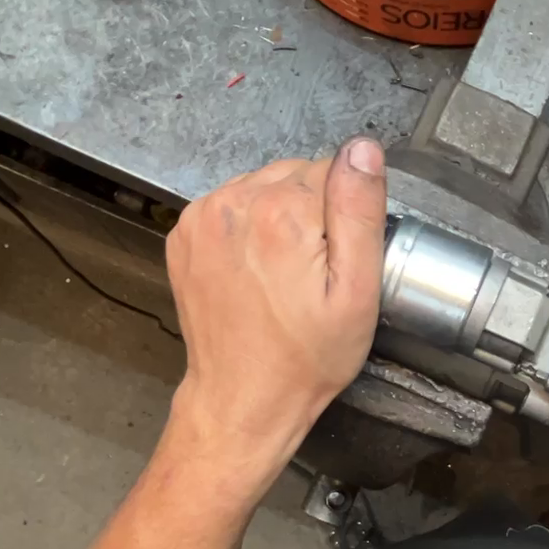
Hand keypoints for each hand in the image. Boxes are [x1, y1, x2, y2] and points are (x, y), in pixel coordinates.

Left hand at [162, 138, 386, 477]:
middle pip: (295, 174)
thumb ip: (360, 213)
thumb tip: (362, 151)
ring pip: (262, 186)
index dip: (346, 216)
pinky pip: (231, 206)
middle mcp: (235, 203)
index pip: (334, 170)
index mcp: (283, 214)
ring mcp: (203, 218)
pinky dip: (249, 228)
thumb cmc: (304, 359)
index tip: (338, 261)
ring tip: (285, 275)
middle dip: (313, 213)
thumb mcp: (357, 294)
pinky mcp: (186, 235)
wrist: (244, 398)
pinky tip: (258, 271)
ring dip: (280, 217)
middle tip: (315, 273)